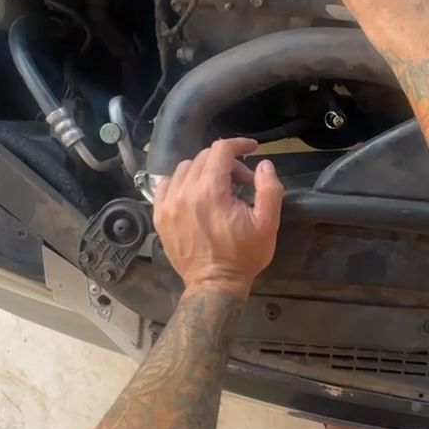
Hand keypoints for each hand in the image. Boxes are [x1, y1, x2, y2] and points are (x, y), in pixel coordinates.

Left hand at [154, 137, 284, 296]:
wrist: (215, 285)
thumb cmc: (244, 255)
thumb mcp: (268, 223)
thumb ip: (269, 188)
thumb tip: (264, 164)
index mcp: (211, 191)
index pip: (221, 150)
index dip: (239, 144)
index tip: (251, 148)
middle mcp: (185, 192)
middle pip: (203, 157)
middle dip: (226, 162)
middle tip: (242, 181)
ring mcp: (168, 204)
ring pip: (184, 168)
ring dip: (204, 170)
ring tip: (219, 188)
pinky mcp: (160, 216)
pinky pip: (166, 185)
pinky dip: (181, 182)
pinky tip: (194, 193)